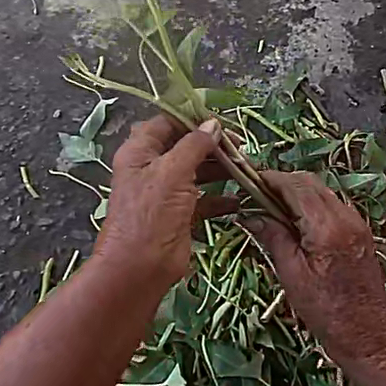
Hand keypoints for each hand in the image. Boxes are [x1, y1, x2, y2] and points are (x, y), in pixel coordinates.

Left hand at [94, 116, 231, 288]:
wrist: (140, 266)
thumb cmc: (151, 213)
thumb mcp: (172, 171)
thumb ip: (194, 145)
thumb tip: (213, 125)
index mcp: (140, 151)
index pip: (167, 123)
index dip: (193, 119)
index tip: (222, 122)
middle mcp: (152, 167)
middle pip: (185, 146)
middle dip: (212, 145)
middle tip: (241, 147)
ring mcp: (166, 192)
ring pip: (197, 172)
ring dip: (220, 169)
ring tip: (246, 169)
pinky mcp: (180, 214)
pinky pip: (204, 200)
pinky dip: (221, 198)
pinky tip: (239, 199)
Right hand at [246, 171, 385, 368]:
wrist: (367, 334)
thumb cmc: (325, 311)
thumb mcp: (291, 275)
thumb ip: (273, 237)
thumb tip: (250, 215)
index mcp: (327, 227)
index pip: (295, 186)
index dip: (269, 179)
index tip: (247, 183)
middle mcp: (346, 217)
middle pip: (309, 182)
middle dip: (280, 184)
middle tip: (255, 197)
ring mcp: (356, 222)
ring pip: (321, 191)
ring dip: (295, 193)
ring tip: (270, 210)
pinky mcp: (358, 231)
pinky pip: (330, 205)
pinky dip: (309, 204)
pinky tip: (293, 222)